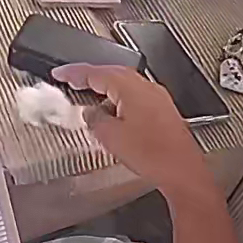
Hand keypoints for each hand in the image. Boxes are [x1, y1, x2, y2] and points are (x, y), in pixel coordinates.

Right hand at [53, 63, 213, 203]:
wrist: (181, 170)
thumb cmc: (154, 154)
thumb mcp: (111, 137)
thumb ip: (95, 120)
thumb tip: (90, 114)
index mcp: (130, 88)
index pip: (96, 72)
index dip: (74, 72)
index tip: (60, 73)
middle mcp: (146, 87)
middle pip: (112, 74)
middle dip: (89, 77)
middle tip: (72, 81)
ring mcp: (157, 98)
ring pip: (125, 85)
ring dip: (105, 89)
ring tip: (89, 100)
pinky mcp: (162, 111)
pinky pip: (135, 97)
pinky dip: (119, 100)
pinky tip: (113, 115)